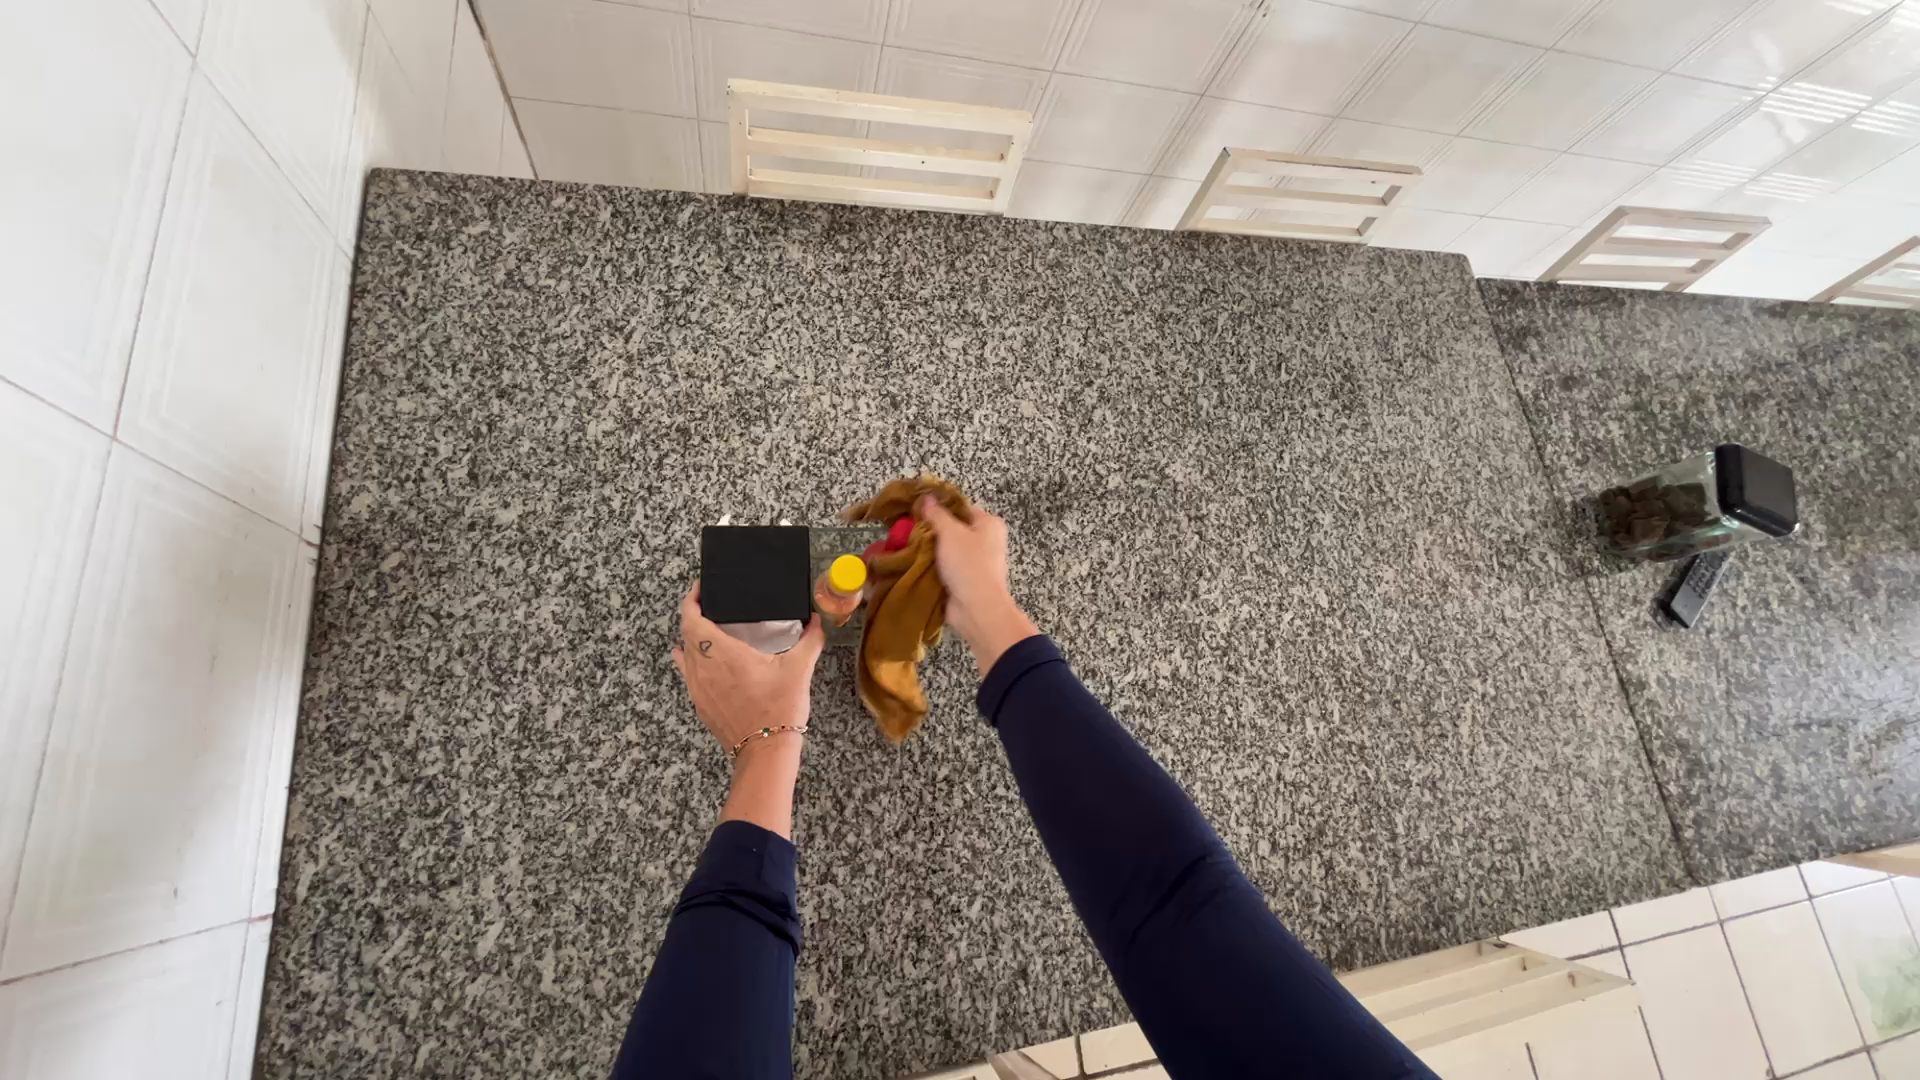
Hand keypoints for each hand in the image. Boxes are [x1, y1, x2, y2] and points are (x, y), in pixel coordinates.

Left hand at [671, 582, 824, 759]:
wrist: (766, 750)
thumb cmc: (780, 707)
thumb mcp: (800, 668)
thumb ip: (811, 639)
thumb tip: (817, 621)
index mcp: (724, 653)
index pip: (692, 620)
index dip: (691, 601)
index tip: (700, 590)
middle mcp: (704, 668)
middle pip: (686, 634)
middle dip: (693, 615)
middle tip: (708, 605)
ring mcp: (699, 688)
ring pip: (685, 654)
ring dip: (691, 638)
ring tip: (705, 628)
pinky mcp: (700, 704)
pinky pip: (688, 674)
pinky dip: (689, 660)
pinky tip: (695, 659)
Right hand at [917, 496, 1038, 675]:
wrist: (976, 609)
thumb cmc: (969, 565)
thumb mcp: (951, 533)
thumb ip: (936, 514)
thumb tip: (926, 497)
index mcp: (988, 524)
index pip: (960, 507)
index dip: (938, 506)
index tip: (914, 508)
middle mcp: (984, 541)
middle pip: (951, 528)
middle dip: (928, 530)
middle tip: (904, 528)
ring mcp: (973, 562)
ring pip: (944, 549)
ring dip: (926, 550)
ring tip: (902, 545)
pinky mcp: (962, 579)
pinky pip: (942, 567)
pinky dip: (928, 566)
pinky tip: (909, 563)